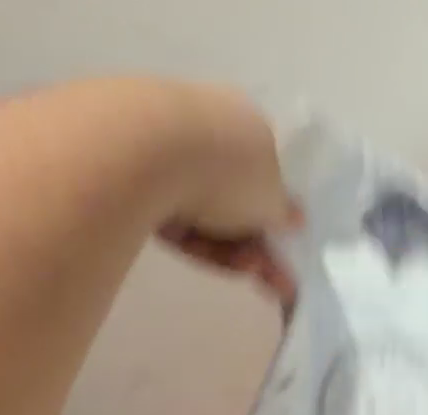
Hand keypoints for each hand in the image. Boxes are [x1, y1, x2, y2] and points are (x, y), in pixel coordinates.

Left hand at [151, 85, 302, 312]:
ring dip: (233, 249)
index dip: (279, 212)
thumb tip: (294, 218)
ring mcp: (166, 150)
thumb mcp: (274, 199)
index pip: (268, 169)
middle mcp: (205, 127)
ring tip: (247, 274)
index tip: (288, 246)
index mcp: (245, 119)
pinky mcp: (133, 177)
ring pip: (207, 212)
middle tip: (275, 281)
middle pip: (236, 196)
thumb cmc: (225, 167)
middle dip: (257, 243)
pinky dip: (197, 243)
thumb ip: (285, 213)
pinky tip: (211, 261)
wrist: (140, 152)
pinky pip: (176, 218)